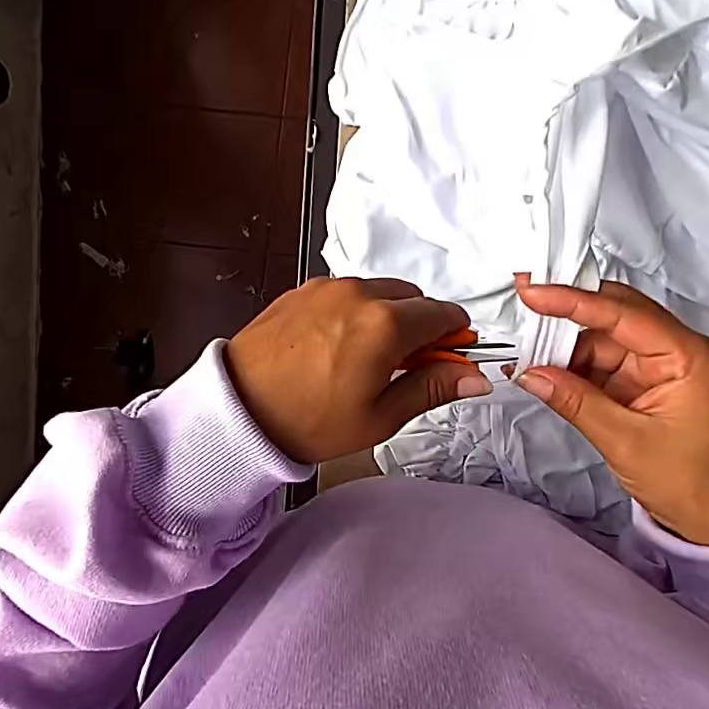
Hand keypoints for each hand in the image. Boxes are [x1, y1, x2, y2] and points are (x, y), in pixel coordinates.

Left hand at [224, 277, 491, 462]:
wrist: (234, 413)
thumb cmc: (304, 420)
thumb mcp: (381, 415)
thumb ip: (434, 387)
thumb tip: (474, 377)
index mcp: (386, 324)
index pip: (445, 315)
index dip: (455, 338)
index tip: (451, 357)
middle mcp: (359, 295)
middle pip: (415, 299)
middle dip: (421, 327)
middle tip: (408, 366)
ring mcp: (329, 288)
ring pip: (382, 292)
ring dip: (390, 317)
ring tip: (370, 359)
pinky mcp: (305, 290)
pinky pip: (349, 293)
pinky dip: (358, 312)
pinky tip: (342, 346)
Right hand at [513, 277, 708, 545]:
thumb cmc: (698, 487)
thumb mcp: (627, 443)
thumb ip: (576, 402)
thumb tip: (532, 373)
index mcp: (691, 357)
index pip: (624, 314)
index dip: (573, 300)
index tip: (534, 293)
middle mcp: (682, 352)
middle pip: (617, 317)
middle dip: (568, 317)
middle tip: (525, 309)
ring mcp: (666, 367)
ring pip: (608, 340)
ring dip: (569, 347)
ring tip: (529, 354)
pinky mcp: (653, 383)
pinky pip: (610, 363)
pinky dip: (580, 368)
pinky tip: (551, 371)